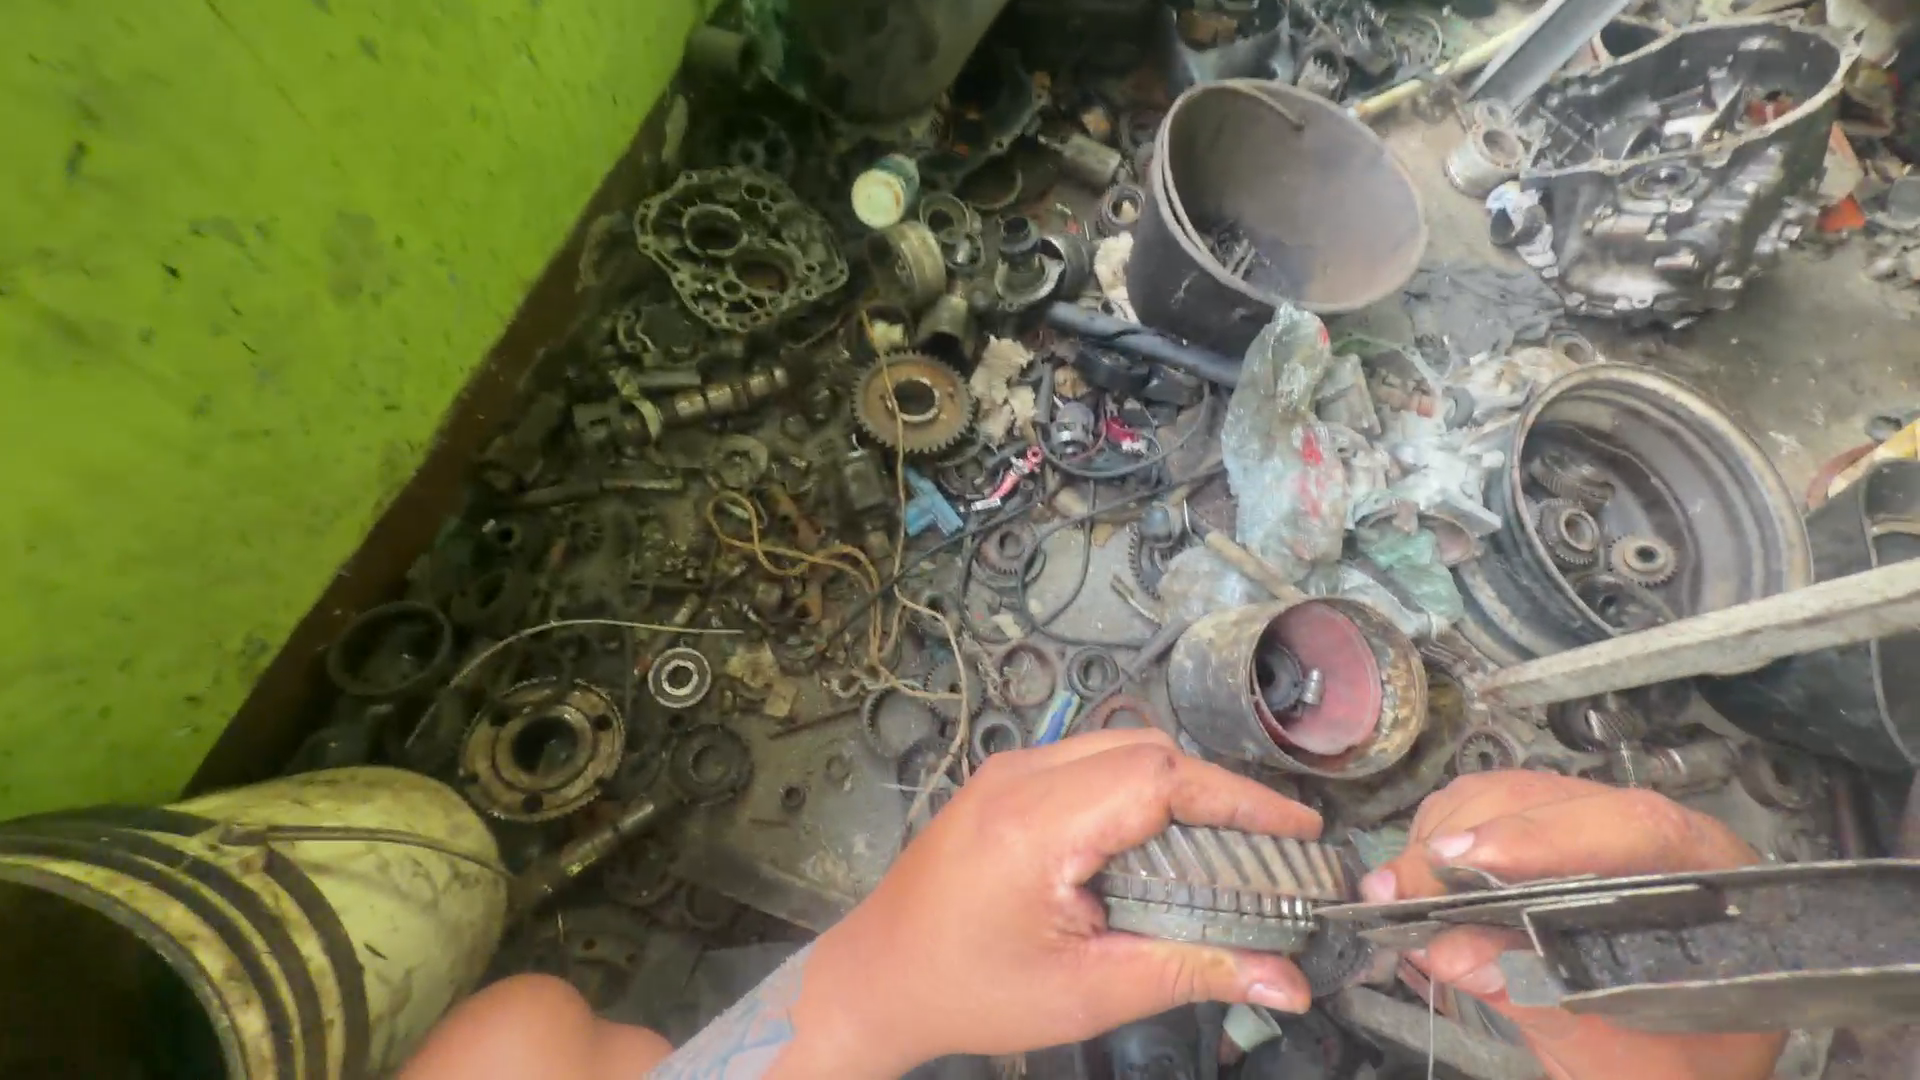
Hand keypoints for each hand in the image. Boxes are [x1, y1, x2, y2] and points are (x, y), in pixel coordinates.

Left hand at [781, 728, 1323, 1076]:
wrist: (879, 972)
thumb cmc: (970, 990)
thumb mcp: (1084, 991)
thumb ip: (1188, 969)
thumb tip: (1287, 976)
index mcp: (1036, 822)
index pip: (1156, 777)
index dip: (1236, 798)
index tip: (1298, 830)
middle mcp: (1021, 774)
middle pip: (1143, 749)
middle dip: (1215, 790)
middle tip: (1270, 842)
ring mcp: (1008, 768)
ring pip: (1117, 746)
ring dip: (1178, 783)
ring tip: (1228, 837)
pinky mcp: (1004, 778)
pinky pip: (1088, 760)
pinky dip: (1137, 785)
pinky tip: (1160, 832)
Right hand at [1362, 771, 1782, 1079]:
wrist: (1660, 1063)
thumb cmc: (1665, 1063)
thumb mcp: (1619, 1055)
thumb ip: (1540, 1000)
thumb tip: (1442, 952)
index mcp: (1710, 877)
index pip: (1635, 826)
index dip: (1545, 835)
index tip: (1465, 859)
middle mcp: (1642, 830)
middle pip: (1541, 801)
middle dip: (1462, 843)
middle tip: (1398, 889)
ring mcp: (1577, 816)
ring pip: (1493, 796)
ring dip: (1435, 842)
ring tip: (1394, 892)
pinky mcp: (1525, 820)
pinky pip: (1466, 808)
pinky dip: (1428, 841)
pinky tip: (1413, 884)